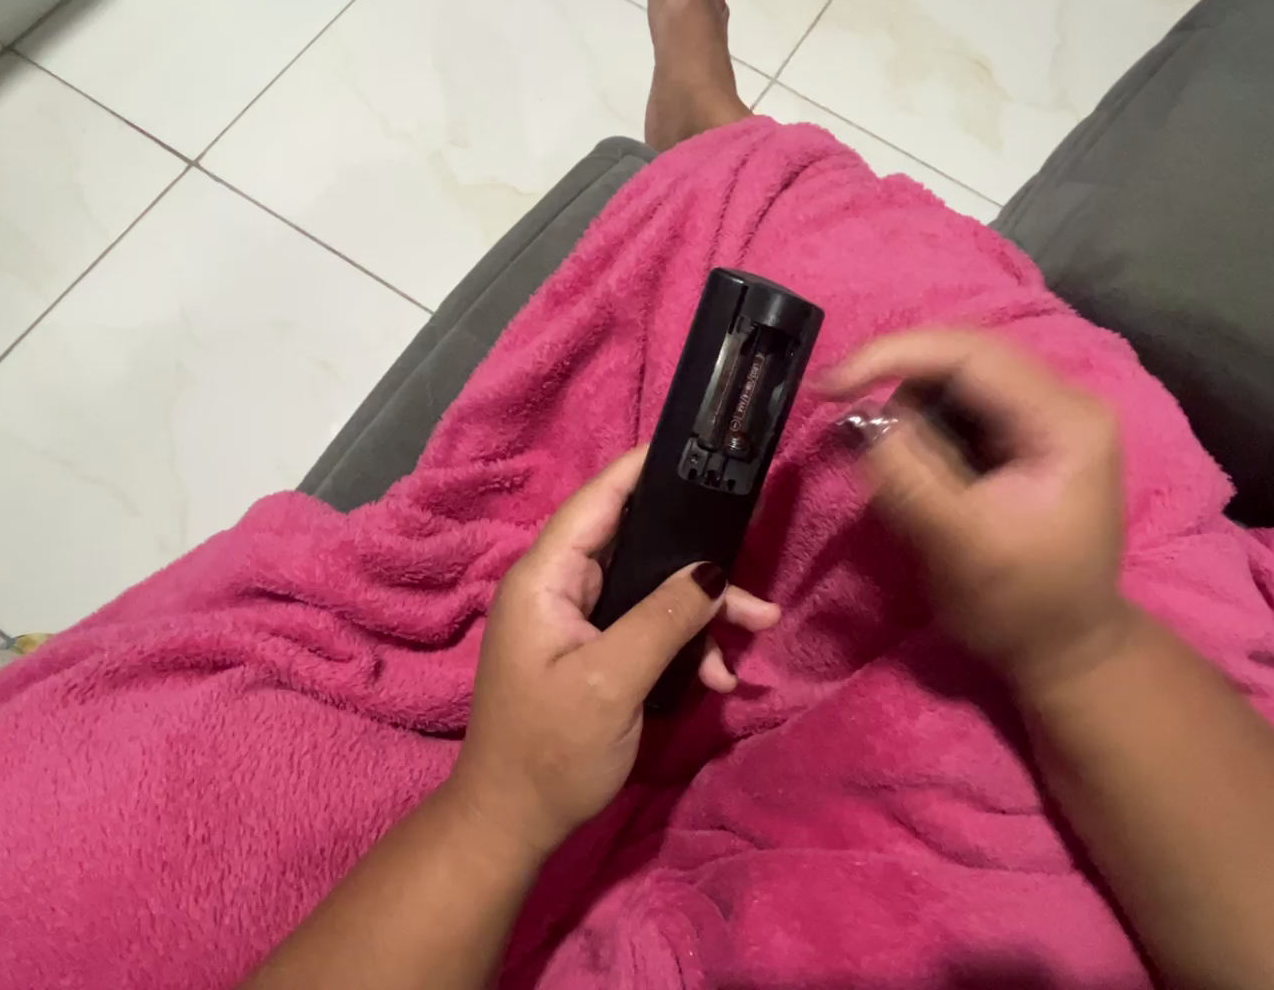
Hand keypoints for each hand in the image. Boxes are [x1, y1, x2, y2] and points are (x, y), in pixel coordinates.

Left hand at [447, 448, 780, 856]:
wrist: (515, 823)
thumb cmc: (551, 750)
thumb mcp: (612, 682)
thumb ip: (664, 618)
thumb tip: (711, 570)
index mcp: (546, 579)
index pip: (596, 502)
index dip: (640, 470)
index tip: (693, 450)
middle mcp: (559, 587)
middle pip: (634, 544)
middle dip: (695, 557)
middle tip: (751, 568)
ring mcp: (577, 618)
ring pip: (650, 587)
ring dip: (701, 608)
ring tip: (757, 628)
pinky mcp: (594, 648)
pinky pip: (647, 625)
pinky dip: (684, 642)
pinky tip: (718, 676)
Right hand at [822, 330, 1132, 692]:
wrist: (1062, 646)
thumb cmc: (1021, 605)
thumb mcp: (960, 546)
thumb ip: (908, 477)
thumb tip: (857, 419)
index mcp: (1063, 421)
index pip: (971, 355)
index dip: (893, 356)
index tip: (830, 387)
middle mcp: (1057, 403)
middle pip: (958, 359)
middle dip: (894, 388)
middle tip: (847, 426)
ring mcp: (1037, 419)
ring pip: (948, 383)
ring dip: (903, 417)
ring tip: (896, 476)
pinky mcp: (1014, 438)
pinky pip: (950, 411)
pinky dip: (915, 433)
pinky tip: (914, 476)